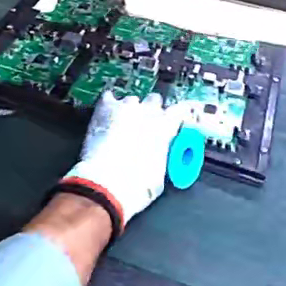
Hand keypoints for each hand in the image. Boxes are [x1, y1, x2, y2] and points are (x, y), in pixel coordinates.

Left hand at [57, 93, 187, 234]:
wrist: (105, 186)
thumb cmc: (136, 188)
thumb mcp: (160, 174)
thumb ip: (163, 155)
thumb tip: (160, 152)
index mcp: (165, 128)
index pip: (180, 110)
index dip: (177, 114)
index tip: (175, 119)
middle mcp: (148, 111)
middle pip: (154, 100)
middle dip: (151, 111)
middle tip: (144, 127)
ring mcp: (126, 106)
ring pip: (131, 100)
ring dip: (129, 110)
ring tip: (120, 126)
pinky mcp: (105, 107)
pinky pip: (109, 98)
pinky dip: (108, 105)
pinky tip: (104, 116)